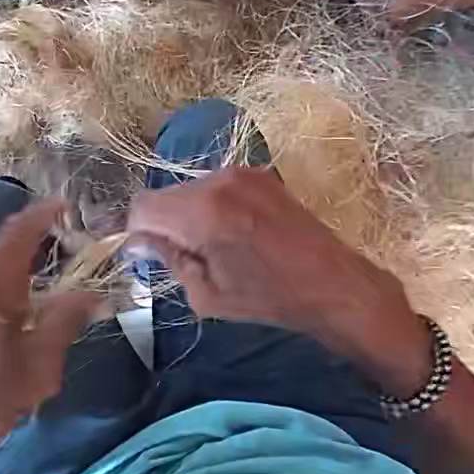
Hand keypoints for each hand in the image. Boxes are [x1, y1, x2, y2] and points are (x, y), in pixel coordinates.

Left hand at [0, 200, 98, 473]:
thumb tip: (93, 294)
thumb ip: (65, 320)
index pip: (18, 233)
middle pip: (1, 258)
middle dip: (29, 268)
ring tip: (17, 323)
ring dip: (2, 287)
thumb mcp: (38, 367)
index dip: (43, 214)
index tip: (63, 206)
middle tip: (54, 286)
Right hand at [124, 167, 430, 394]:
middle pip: (163, 195)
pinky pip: (214, 186)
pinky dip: (210, 206)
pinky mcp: (260, 174)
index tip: (146, 252)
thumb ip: (169, 259)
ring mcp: (241, 173)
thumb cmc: (270, 300)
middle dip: (161, 223)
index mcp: (202, 212)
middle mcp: (219, 181)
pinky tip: (231, 232)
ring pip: (188, 189)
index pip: (141, 207)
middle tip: (179, 254)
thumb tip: (142, 242)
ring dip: (186, 214)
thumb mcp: (207, 293)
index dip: (136, 231)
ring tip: (210, 245)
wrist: (337, 286)